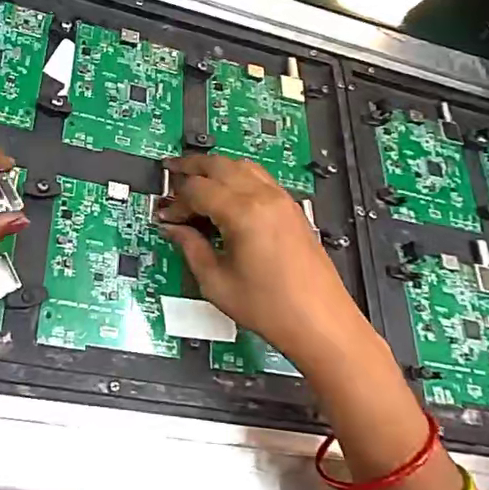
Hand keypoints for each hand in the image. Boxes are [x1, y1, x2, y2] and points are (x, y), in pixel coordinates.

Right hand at [155, 154, 370, 370]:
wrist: (321, 324)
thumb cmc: (274, 309)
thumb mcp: (217, 283)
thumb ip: (191, 248)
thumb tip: (175, 230)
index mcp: (243, 213)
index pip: (197, 189)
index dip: (176, 202)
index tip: (167, 217)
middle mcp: (264, 198)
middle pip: (218, 165)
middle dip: (191, 166)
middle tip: (171, 171)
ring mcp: (281, 200)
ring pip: (241, 165)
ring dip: (215, 167)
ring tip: (196, 177)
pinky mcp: (292, 209)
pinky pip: (259, 177)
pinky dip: (237, 176)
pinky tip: (226, 191)